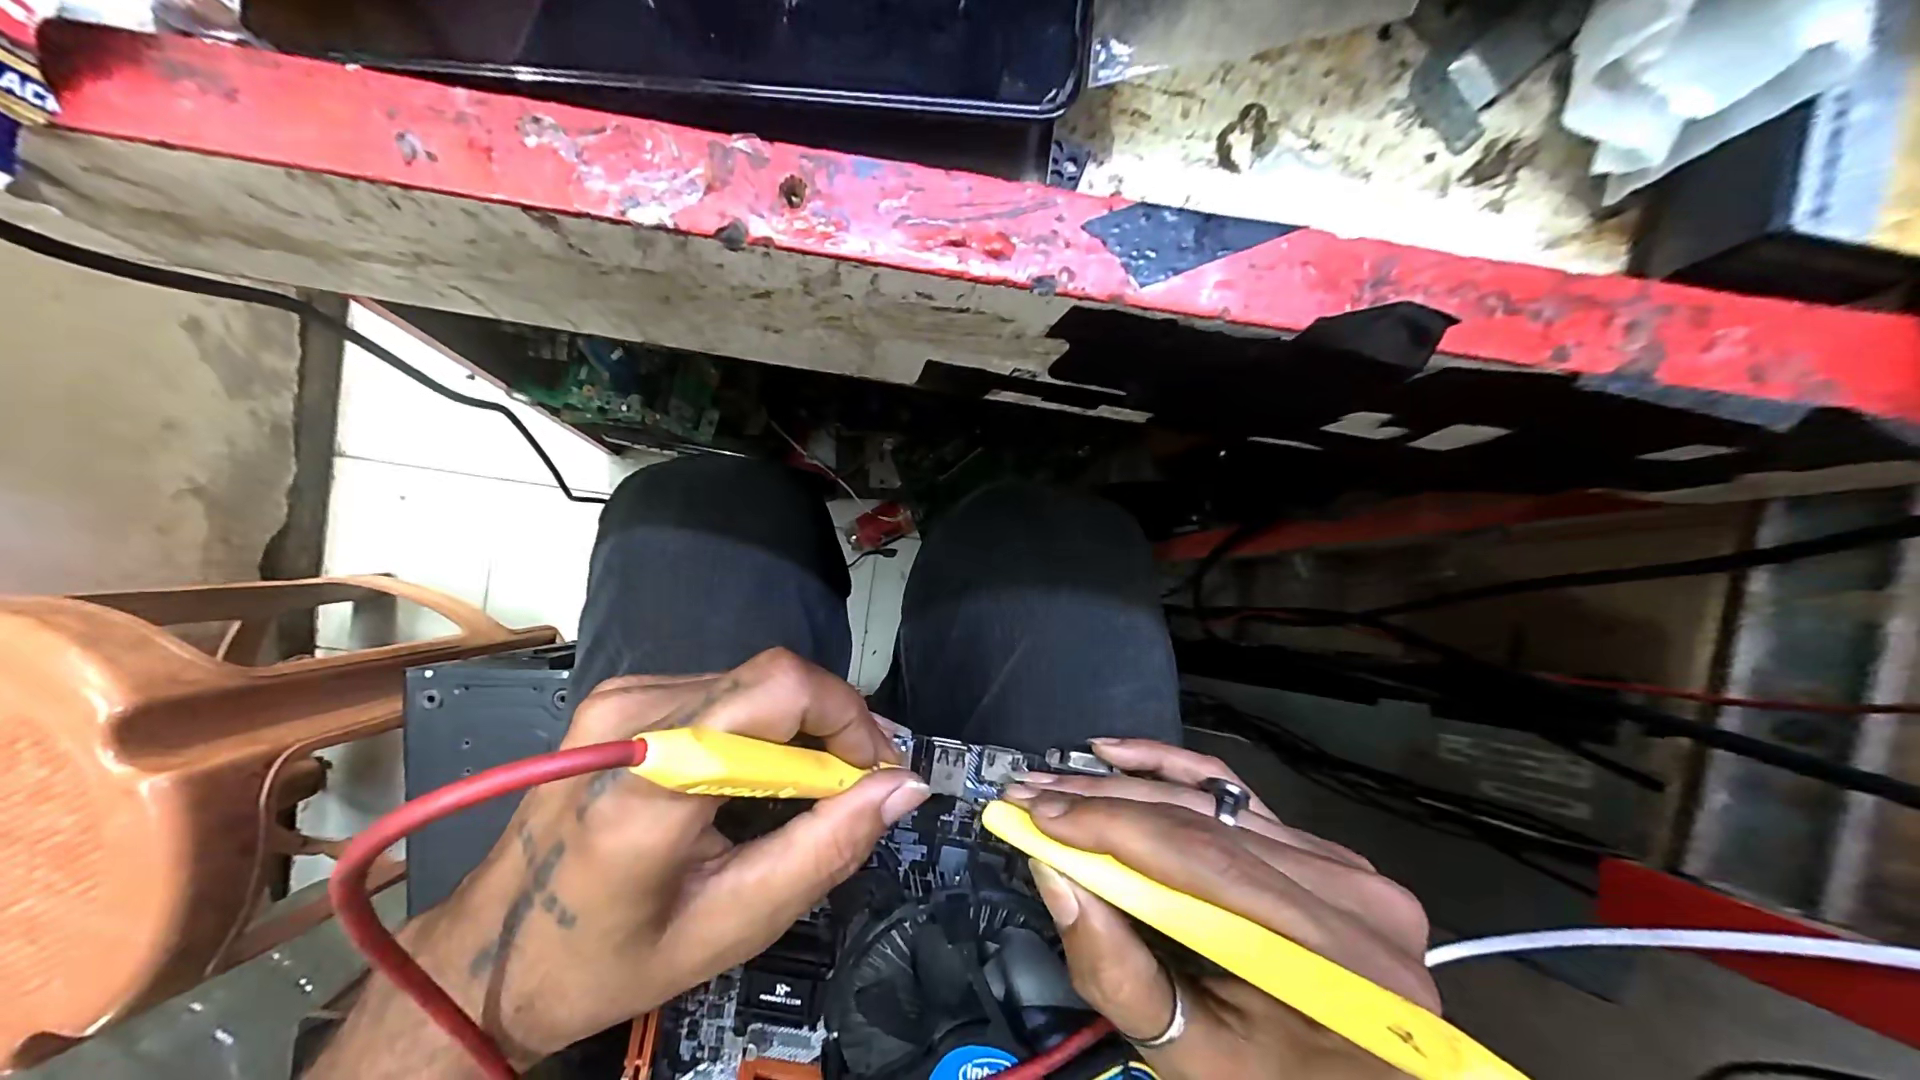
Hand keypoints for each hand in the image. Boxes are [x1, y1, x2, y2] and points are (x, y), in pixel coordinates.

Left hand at [310, 649, 930, 1076]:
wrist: (491, 950)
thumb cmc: (609, 957)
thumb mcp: (732, 925)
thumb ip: (825, 849)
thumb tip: (904, 786)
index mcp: (650, 782)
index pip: (777, 692)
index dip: (846, 716)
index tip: (878, 769)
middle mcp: (634, 716)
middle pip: (772, 679)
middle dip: (833, 722)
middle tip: (860, 779)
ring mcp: (621, 698)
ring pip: (754, 682)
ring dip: (801, 725)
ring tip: (818, 781)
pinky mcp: (622, 698)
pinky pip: (724, 690)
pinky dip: (764, 724)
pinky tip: (764, 770)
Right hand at [1004, 738, 1436, 1079]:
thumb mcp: (1192, 1057)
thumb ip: (1117, 970)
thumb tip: (1053, 873)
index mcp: (1338, 958)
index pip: (1206, 862)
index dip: (1115, 827)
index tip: (1040, 815)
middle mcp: (1351, 892)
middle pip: (1204, 823)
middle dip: (1105, 803)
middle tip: (1031, 793)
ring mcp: (1340, 863)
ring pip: (1210, 801)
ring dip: (1125, 788)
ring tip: (1058, 784)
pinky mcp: (1317, 847)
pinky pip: (1232, 794)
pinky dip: (1170, 769)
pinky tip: (1118, 755)